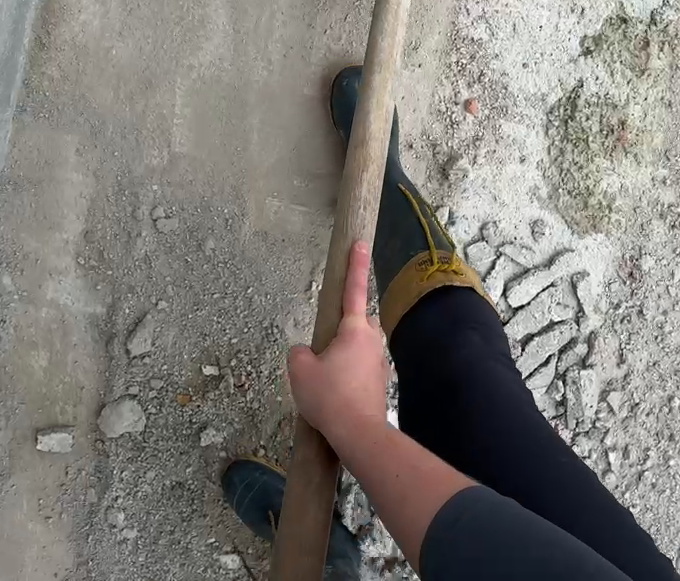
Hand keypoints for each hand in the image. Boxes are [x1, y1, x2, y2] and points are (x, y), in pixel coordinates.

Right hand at [287, 241, 390, 446]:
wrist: (360, 436)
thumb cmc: (330, 398)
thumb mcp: (299, 371)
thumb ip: (298, 353)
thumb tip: (306, 353)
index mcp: (354, 329)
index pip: (354, 289)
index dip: (355, 264)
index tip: (360, 243)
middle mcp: (372, 341)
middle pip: (359, 322)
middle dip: (345, 327)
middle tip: (325, 348)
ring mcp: (379, 363)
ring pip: (360, 348)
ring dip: (346, 355)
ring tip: (327, 380)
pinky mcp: (381, 383)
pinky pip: (362, 370)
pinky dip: (350, 376)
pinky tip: (337, 396)